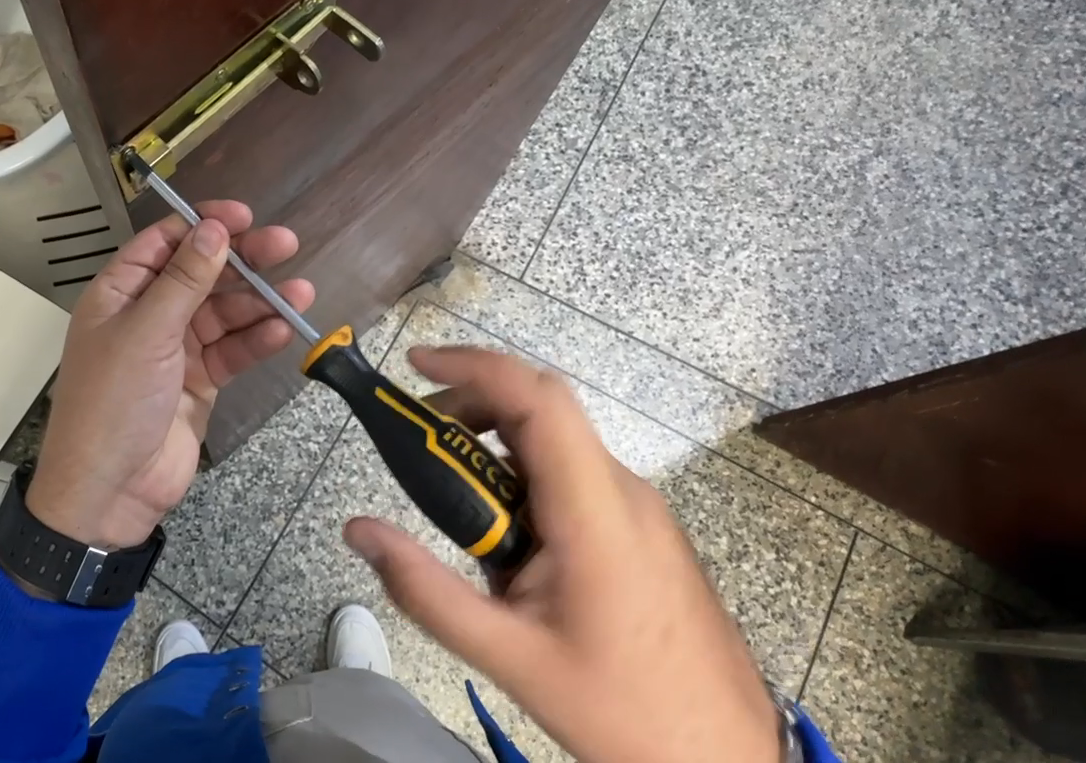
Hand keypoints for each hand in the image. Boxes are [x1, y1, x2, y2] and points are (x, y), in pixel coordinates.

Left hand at [26, 202, 311, 549]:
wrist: (110, 490)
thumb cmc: (112, 402)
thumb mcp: (145, 333)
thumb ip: (182, 281)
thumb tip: (212, 230)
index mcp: (119, 293)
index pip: (163, 244)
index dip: (202, 226)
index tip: (244, 216)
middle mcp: (147, 315)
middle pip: (200, 274)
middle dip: (241, 261)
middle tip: (285, 245)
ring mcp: (174, 349)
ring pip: (222, 313)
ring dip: (258, 302)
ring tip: (299, 292)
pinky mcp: (199, 382)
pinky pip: (231, 351)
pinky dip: (255, 340)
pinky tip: (282, 331)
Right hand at [342, 347, 779, 762]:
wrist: (728, 759)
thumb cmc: (622, 710)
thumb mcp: (509, 657)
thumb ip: (426, 591)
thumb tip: (357, 530)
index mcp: (594, 512)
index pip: (537, 401)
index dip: (474, 366)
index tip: (415, 362)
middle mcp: (622, 492)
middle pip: (541, 409)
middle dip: (469, 402)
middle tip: (415, 439)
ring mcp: (639, 509)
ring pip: (555, 442)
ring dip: (492, 443)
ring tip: (451, 500)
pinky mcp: (641, 528)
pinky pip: (571, 475)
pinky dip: (520, 474)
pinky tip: (501, 535)